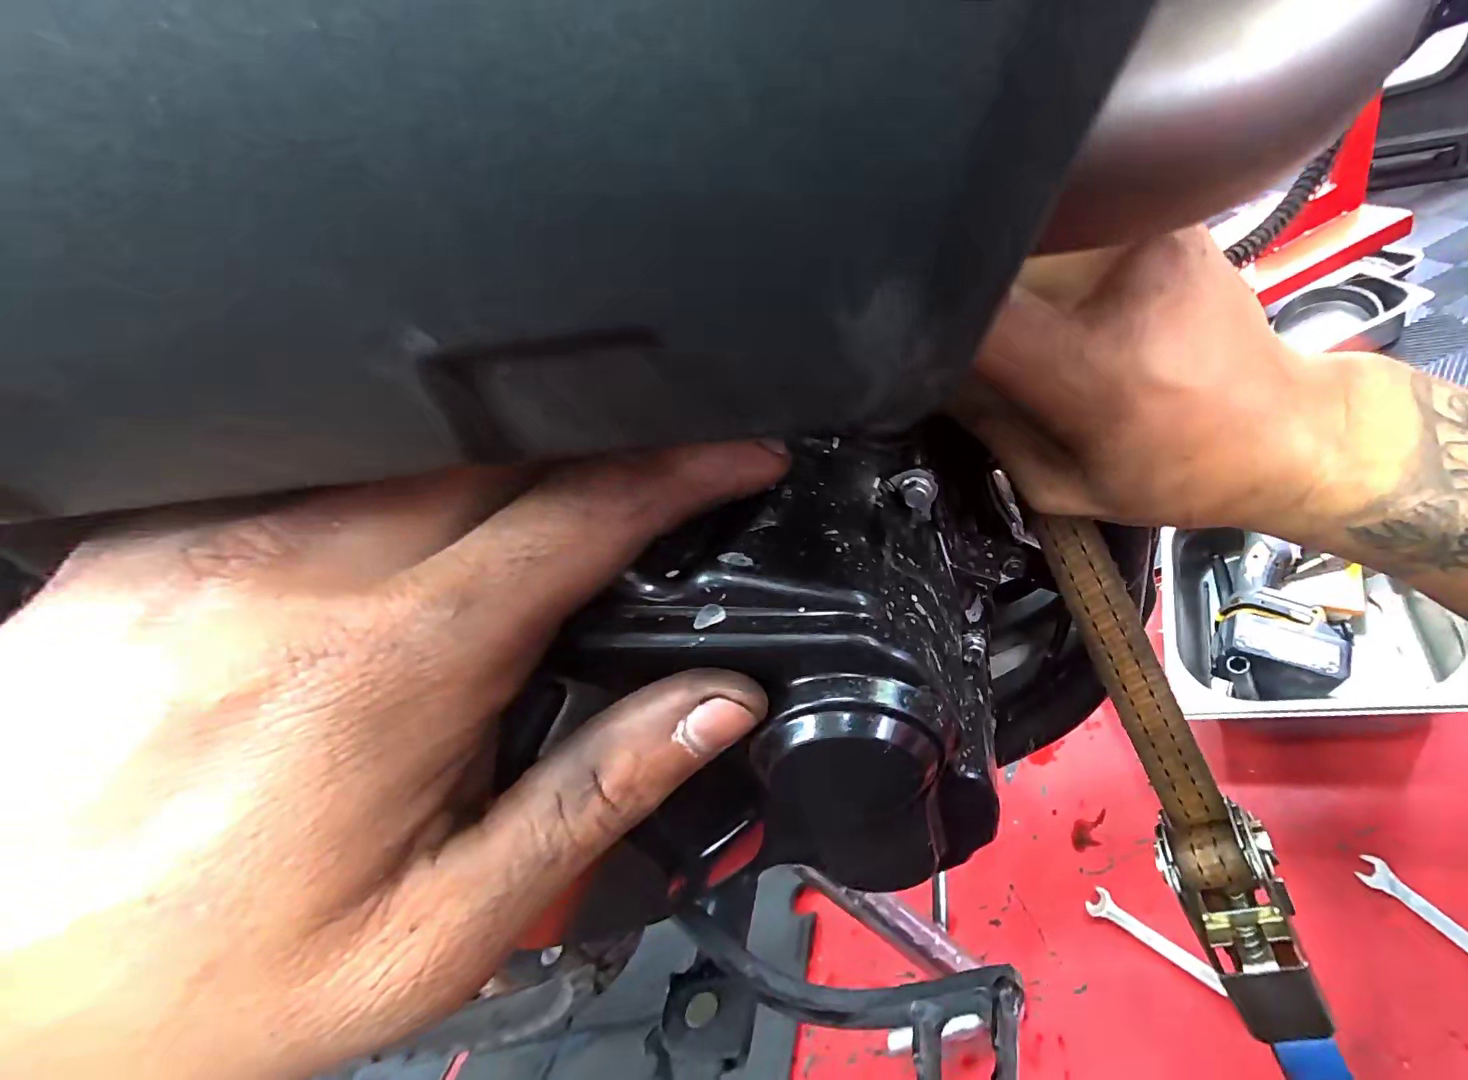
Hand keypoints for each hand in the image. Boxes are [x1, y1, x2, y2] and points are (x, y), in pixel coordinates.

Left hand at [0, 443, 786, 1078]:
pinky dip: (430, 478)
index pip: (587, 513)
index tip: (743, 457)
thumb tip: (720, 706)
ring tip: (594, 499)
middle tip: (688, 472)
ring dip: (537, 462)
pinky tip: (456, 521)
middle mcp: (299, 575)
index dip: (687, 471)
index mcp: (394, 661)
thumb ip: (603, 791)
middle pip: (516, 456)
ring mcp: (209, 550)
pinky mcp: (147, 552)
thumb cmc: (199, 987)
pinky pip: (334, 471)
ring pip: (428, 450)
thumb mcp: (445, 922)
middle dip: (627, 451)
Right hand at [954, 227, 1419, 533]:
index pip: (977, 315)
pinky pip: (1082, 227)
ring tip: (1047, 324)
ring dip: (1020, 278)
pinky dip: (1063, 261)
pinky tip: (1085, 301)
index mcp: (1094, 372)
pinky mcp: (1171, 224)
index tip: (925, 337)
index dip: (938, 323)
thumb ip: (993, 432)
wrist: (1286, 431)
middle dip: (979, 299)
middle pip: (1000, 263)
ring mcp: (1152, 242)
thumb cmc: (1185, 473)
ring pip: (1038, 239)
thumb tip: (939, 377)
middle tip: (986, 336)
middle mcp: (1123, 289)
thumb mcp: (1072, 486)